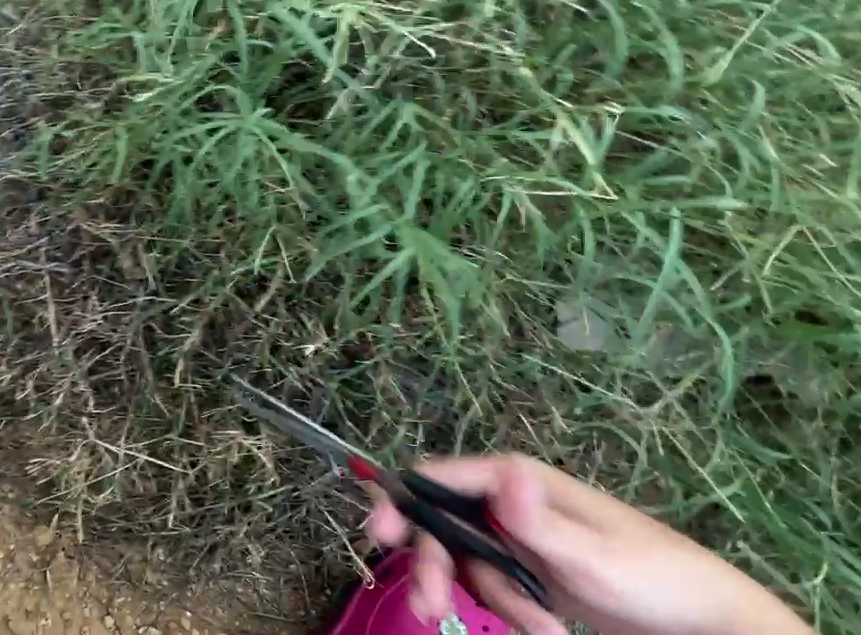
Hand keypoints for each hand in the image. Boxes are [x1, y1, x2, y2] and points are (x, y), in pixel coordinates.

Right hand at [367, 455, 809, 634]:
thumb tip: (503, 474)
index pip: (435, 479)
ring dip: (474, 595)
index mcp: (511, 479)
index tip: (380, 535)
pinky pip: (488, 583)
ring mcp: (511, 535)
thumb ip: (539, 521)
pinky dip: (507, 609)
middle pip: (438, 522)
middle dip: (432, 563)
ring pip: (460, 557)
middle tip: (426, 603)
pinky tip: (544, 629)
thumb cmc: (657, 580)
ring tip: (522, 630)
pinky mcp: (522, 568)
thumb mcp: (595, 559)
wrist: (713, 627)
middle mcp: (502, 500)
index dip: (400, 502)